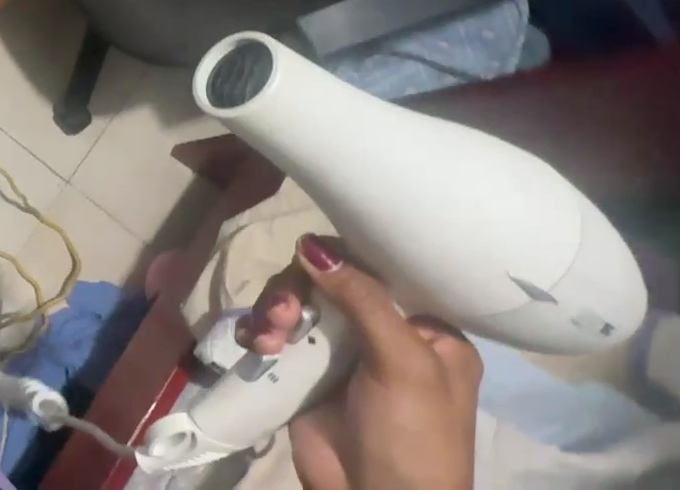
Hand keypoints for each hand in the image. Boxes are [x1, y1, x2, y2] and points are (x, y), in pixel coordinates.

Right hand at [239, 235, 481, 489]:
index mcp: (425, 330)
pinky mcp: (304, 367)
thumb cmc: (411, 436)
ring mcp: (340, 350)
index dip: (336, 259)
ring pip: (292, 301)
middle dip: (292, 292)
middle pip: (323, 281)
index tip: (304, 259)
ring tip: (266, 341)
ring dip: (270, 312)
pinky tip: (254, 346)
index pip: (375, 270)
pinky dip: (257, 330)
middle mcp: (382, 332)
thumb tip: (309, 242)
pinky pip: (272, 329)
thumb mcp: (401, 364)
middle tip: (280, 316)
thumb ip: (362, 299)